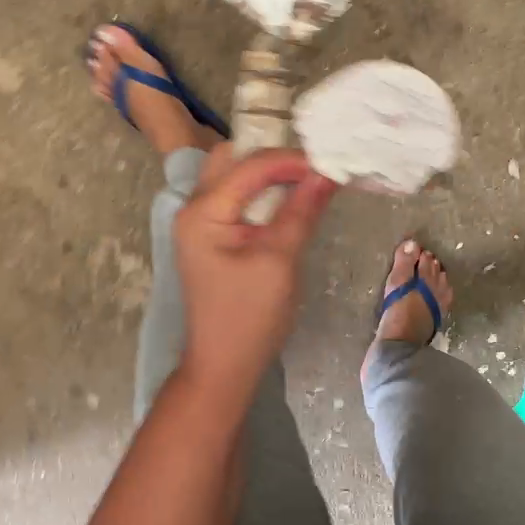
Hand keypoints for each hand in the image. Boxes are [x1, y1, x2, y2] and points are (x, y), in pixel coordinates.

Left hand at [174, 146, 338, 394]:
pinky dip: (264, 196)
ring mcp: (201, 224)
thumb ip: (301, 212)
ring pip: (235, 178)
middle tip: (315, 168)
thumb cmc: (249, 317)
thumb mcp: (279, 260)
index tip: (330, 162)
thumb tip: (327, 174)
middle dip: (275, 159)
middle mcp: (194, 209)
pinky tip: (291, 203)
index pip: (250, 165)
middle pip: (233, 161)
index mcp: (203, 211)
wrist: (224, 366)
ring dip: (269, 176)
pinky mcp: (213, 239)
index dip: (291, 160)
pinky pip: (237, 201)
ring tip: (309, 182)